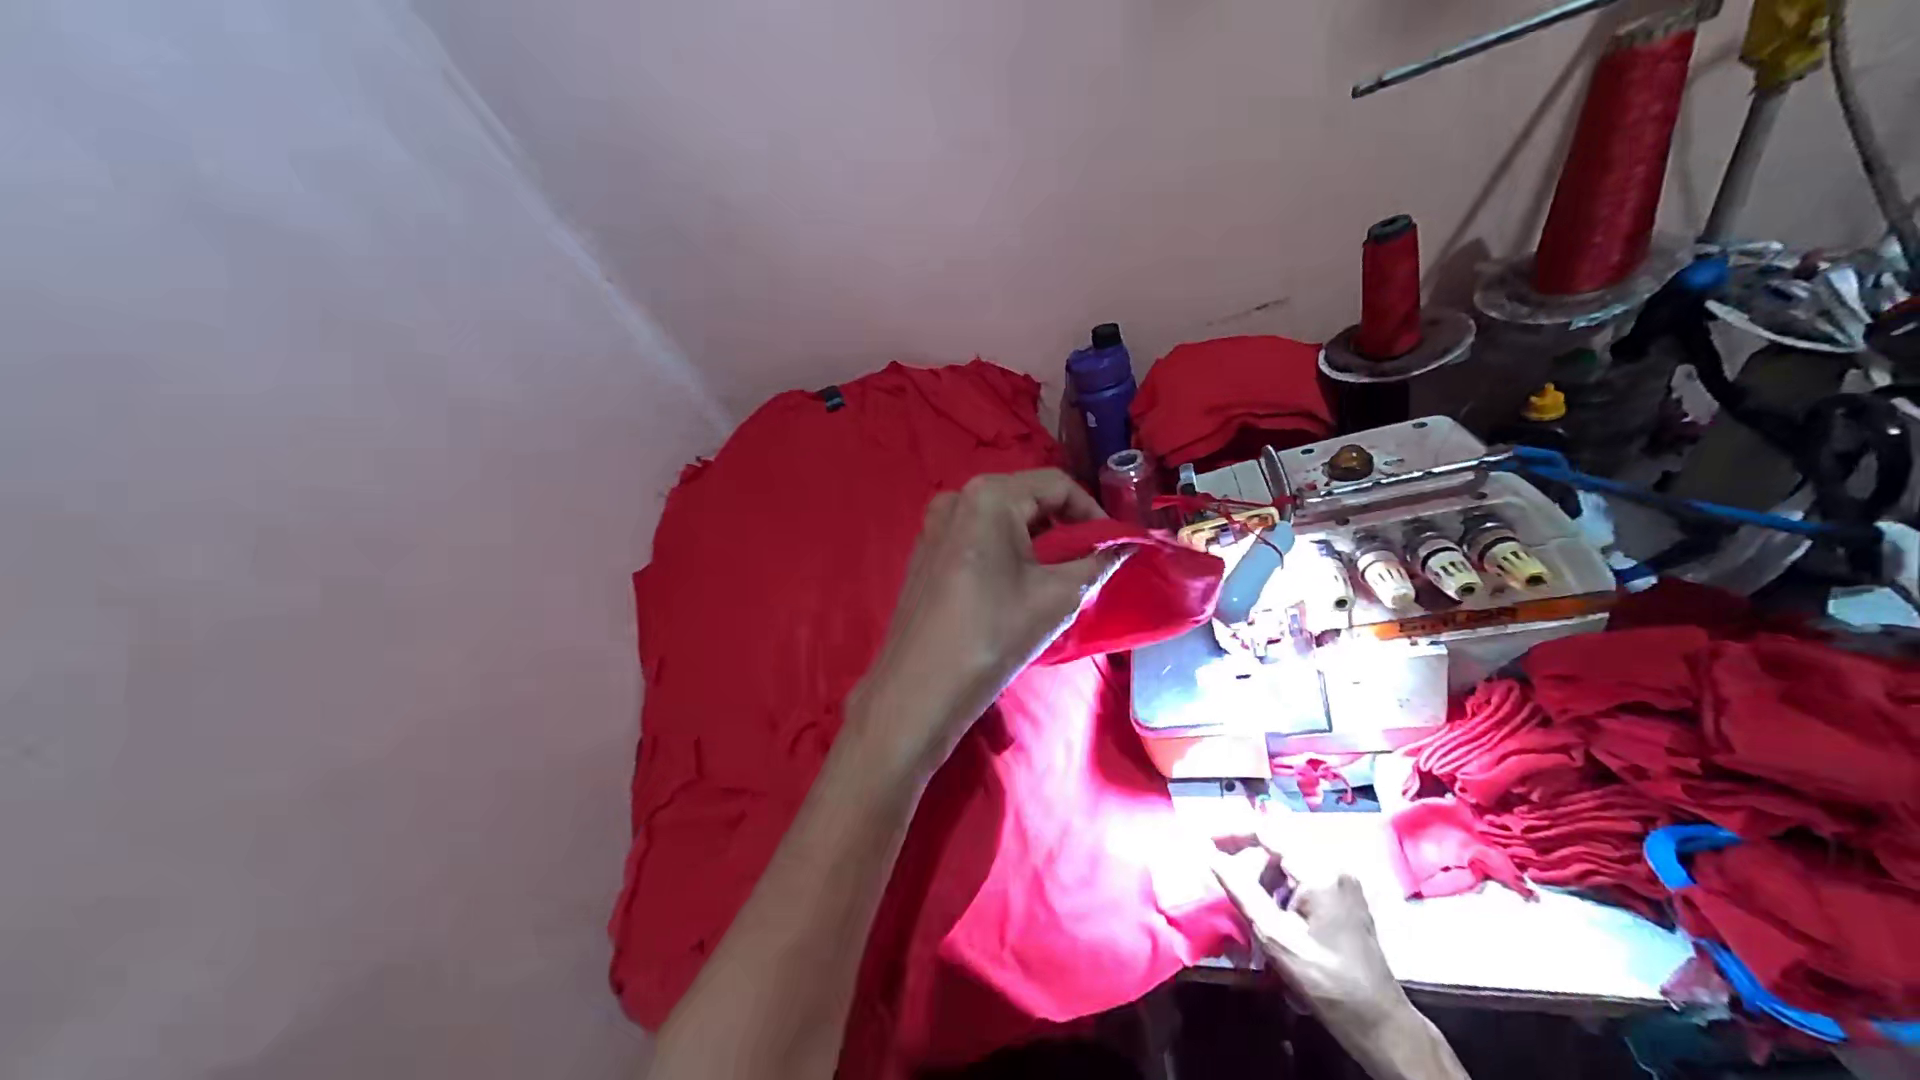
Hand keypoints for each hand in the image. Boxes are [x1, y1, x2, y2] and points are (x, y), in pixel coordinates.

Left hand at [845, 470, 1127, 774]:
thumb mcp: (1058, 596)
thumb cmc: (992, 635)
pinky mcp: (925, 553)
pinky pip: (978, 540)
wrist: (919, 690)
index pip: (1058, 485)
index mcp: (988, 496)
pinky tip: (1019, 590)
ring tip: (1060, 582)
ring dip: (1039, 545)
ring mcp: (934, 526)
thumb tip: (1128, 545)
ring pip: (1003, 522)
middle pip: (1028, 500)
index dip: (1094, 513)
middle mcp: (956, 498)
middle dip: (1066, 530)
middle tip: (1091, 566)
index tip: (1114, 547)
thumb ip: (1099, 562)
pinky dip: (1008, 554)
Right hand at [1210, 829, 1413, 1048]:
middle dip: (1247, 856)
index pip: (1267, 831)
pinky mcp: (1345, 895)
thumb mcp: (1276, 937)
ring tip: (1248, 901)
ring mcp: (1343, 880)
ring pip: (1289, 859)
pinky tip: (1273, 911)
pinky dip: (1281, 885)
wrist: (1379, 1022)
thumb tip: (1210, 856)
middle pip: (1278, 843)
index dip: (1232, 833)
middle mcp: (1334, 866)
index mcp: (1319, 871)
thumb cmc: (1325, 981)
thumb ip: (1241, 891)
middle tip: (1221, 874)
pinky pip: (1303, 874)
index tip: (1205, 842)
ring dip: (1263, 874)